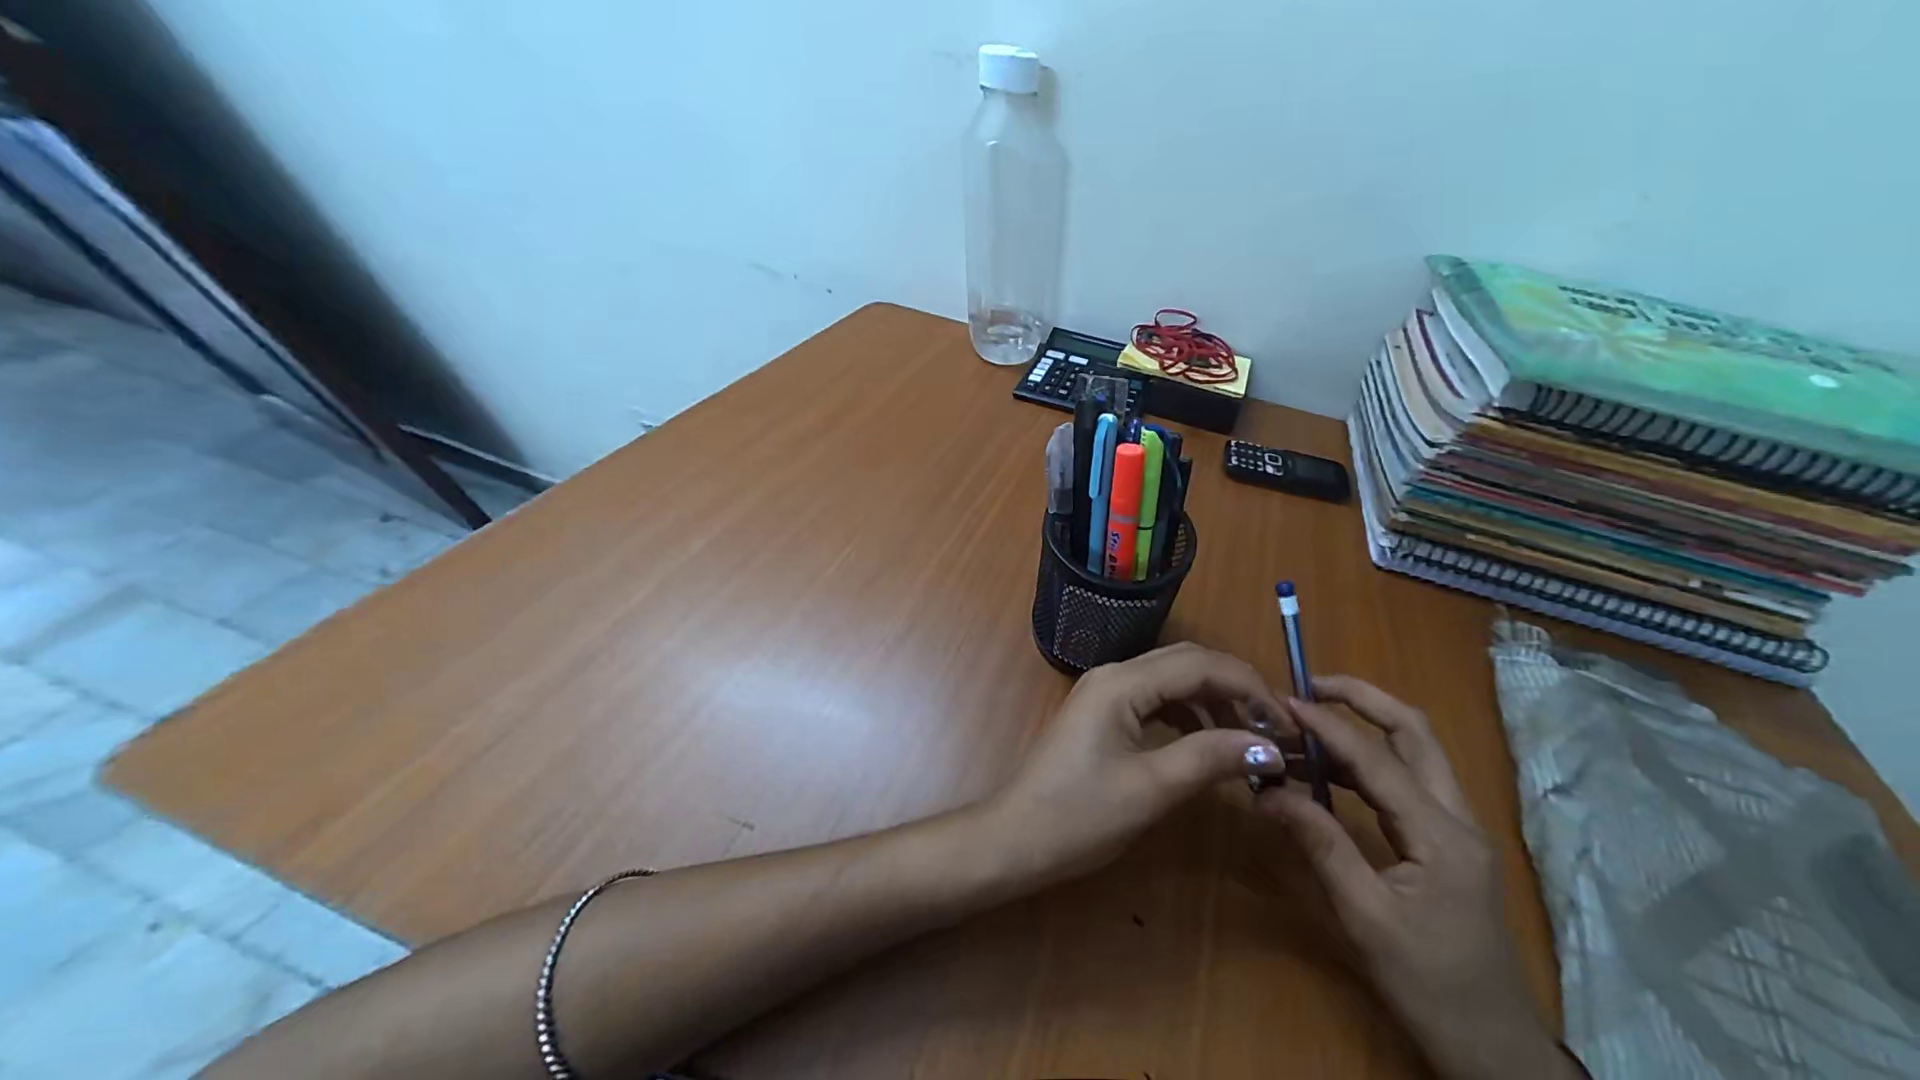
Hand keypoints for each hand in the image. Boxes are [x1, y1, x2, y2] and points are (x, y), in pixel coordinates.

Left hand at [984, 642, 1284, 885]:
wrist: (1016, 839)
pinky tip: (1208, 742)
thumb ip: (1210, 758)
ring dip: (1214, 702)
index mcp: (1121, 683)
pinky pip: (1155, 700)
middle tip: (1276, 729)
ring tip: (1249, 740)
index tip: (1289, 725)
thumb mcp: (1152, 788)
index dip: (1251, 689)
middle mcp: (1112, 675)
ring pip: (1172, 680)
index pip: (1200, 665)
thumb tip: (1270, 747)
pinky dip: (1188, 715)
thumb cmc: (1080, 815)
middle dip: (1235, 689)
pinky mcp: (1101, 714)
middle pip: (1187, 663)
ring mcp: (1104, 693)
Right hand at [1257, 676, 1583, 1079]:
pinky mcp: (1446, 842)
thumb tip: (1267, 789)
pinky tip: (1327, 772)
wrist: (1490, 1043)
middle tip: (1310, 685)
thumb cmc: (1427, 983)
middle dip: (1364, 699)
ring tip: (1305, 727)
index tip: (1281, 702)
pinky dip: (1365, 763)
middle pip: (1415, 733)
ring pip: (1414, 752)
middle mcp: (1456, 818)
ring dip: (1363, 729)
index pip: (1376, 760)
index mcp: (1440, 835)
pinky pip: (1405, 782)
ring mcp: (1456, 829)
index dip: (1326, 726)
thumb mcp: (1364, 915)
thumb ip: (1318, 843)